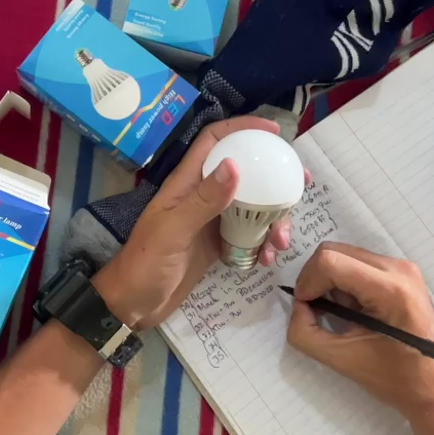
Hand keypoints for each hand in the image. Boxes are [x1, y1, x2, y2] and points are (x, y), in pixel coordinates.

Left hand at [92, 117, 295, 330]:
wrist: (132, 306)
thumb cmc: (144, 265)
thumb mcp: (174, 231)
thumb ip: (203, 201)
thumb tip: (235, 166)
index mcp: (185, 184)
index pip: (214, 142)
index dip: (241, 128)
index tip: (274, 131)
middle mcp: (200, 196)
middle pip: (242, 173)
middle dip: (272, 177)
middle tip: (302, 185)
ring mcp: (209, 221)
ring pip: (251, 206)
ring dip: (272, 219)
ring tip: (281, 241)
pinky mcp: (216, 245)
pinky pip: (248, 235)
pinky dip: (262, 243)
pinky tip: (266, 259)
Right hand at [285, 243, 433, 421]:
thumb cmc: (395, 378)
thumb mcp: (340, 359)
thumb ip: (304, 332)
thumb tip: (297, 305)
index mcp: (390, 289)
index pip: (330, 262)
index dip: (308, 281)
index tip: (305, 307)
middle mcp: (398, 268)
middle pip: (335, 251)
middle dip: (317, 279)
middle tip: (318, 310)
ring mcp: (403, 267)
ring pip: (344, 255)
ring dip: (331, 281)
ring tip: (343, 313)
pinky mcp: (402, 271)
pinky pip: (358, 262)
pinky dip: (345, 281)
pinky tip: (356, 309)